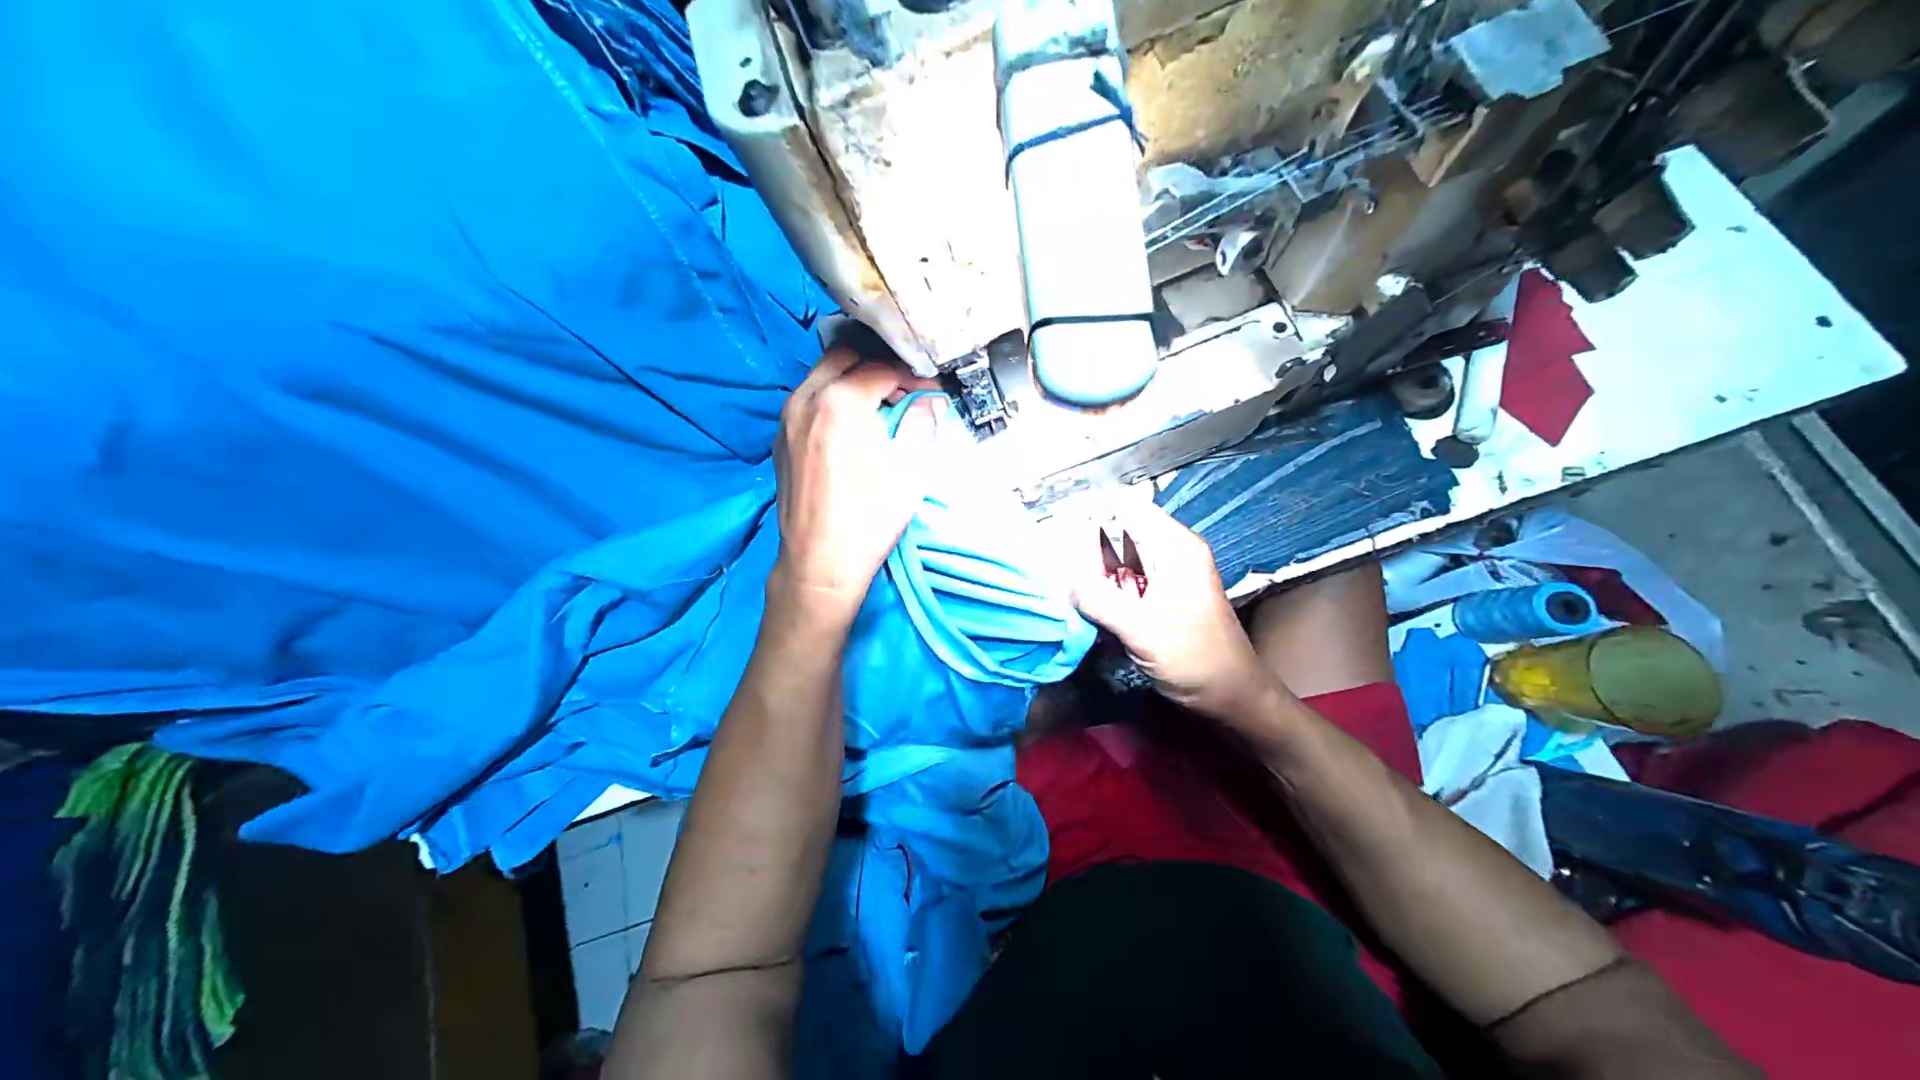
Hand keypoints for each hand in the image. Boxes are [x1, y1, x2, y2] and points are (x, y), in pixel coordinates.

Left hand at [772, 348, 939, 618]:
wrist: (820, 562)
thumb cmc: (870, 516)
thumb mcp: (910, 467)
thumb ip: (921, 420)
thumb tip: (926, 400)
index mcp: (840, 400)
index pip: (882, 367)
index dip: (912, 375)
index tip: (930, 391)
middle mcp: (806, 398)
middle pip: (845, 355)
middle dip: (878, 364)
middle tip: (903, 388)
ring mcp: (787, 417)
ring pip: (821, 374)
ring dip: (852, 377)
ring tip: (878, 404)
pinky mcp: (780, 438)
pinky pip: (807, 399)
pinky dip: (831, 397)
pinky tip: (851, 424)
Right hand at [1063, 499, 1274, 718]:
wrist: (1231, 697)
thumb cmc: (1196, 660)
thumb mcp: (1142, 630)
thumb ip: (1099, 601)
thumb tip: (1061, 582)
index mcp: (1175, 548)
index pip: (1127, 506)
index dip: (1091, 506)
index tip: (1055, 516)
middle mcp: (1170, 552)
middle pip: (1118, 529)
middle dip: (1084, 540)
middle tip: (1052, 558)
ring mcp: (1164, 574)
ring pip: (1117, 556)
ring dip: (1090, 565)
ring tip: (1059, 576)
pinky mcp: (1157, 596)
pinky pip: (1122, 578)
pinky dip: (1101, 584)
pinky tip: (1080, 596)